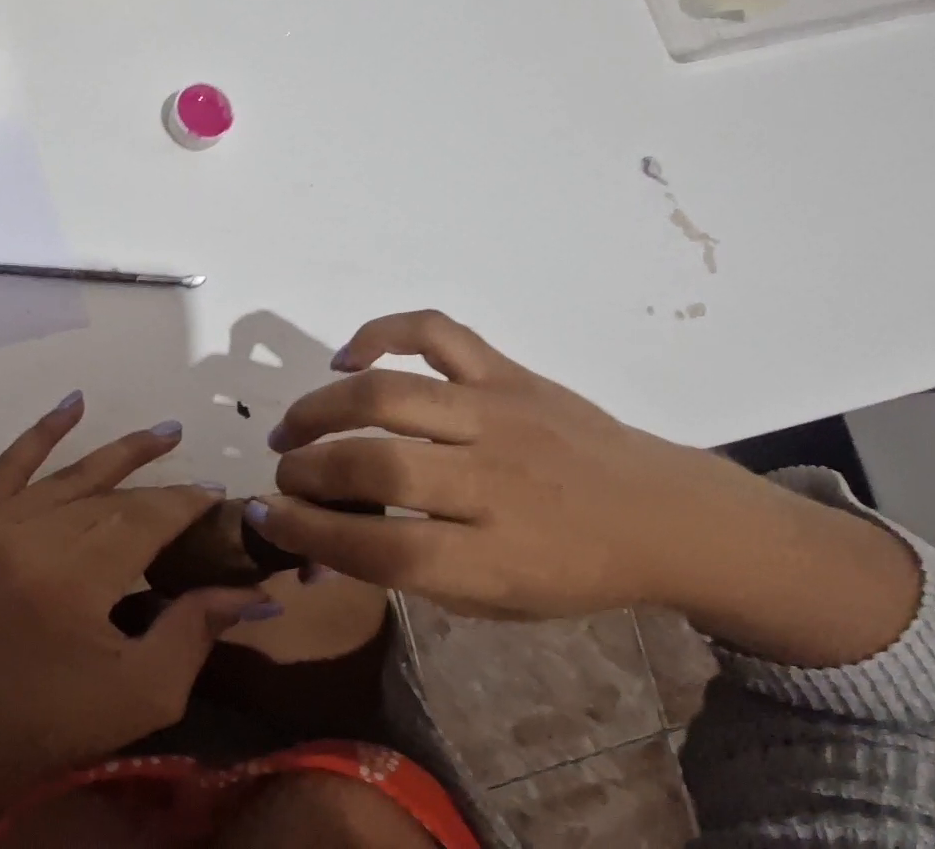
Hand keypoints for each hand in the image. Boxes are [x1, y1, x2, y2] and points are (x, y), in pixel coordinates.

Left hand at [0, 393, 273, 784]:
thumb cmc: (62, 718)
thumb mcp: (147, 691)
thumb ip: (197, 629)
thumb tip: (255, 590)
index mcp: (71, 583)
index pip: (141, 521)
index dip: (183, 505)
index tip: (217, 496)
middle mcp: (29, 542)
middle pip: (110, 500)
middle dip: (160, 491)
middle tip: (199, 485)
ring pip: (70, 479)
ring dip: (119, 453)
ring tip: (165, 432)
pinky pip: (8, 468)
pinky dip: (40, 434)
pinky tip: (73, 404)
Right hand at [248, 310, 788, 620]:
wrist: (667, 517)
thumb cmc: (570, 572)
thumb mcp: (491, 601)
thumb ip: (405, 573)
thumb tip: (316, 545)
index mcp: (495, 559)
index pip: (377, 548)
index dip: (308, 533)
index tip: (267, 517)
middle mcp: (495, 483)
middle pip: (374, 467)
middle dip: (305, 471)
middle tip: (283, 474)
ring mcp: (501, 416)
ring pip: (387, 397)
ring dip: (320, 409)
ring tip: (292, 426)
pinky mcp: (510, 373)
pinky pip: (435, 333)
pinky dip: (378, 333)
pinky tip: (346, 358)